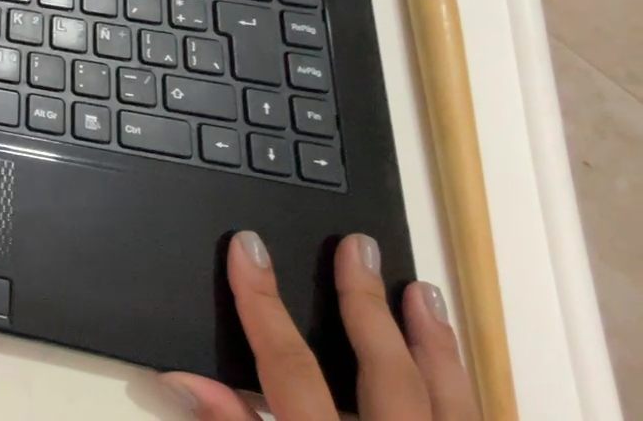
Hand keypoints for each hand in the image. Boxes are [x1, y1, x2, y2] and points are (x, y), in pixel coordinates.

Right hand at [162, 232, 477, 420]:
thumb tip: (180, 376)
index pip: (290, 367)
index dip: (262, 302)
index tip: (247, 246)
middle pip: (386, 372)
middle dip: (367, 304)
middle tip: (358, 246)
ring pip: (452, 398)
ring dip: (435, 342)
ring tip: (423, 291)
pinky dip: (465, 387)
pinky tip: (455, 365)